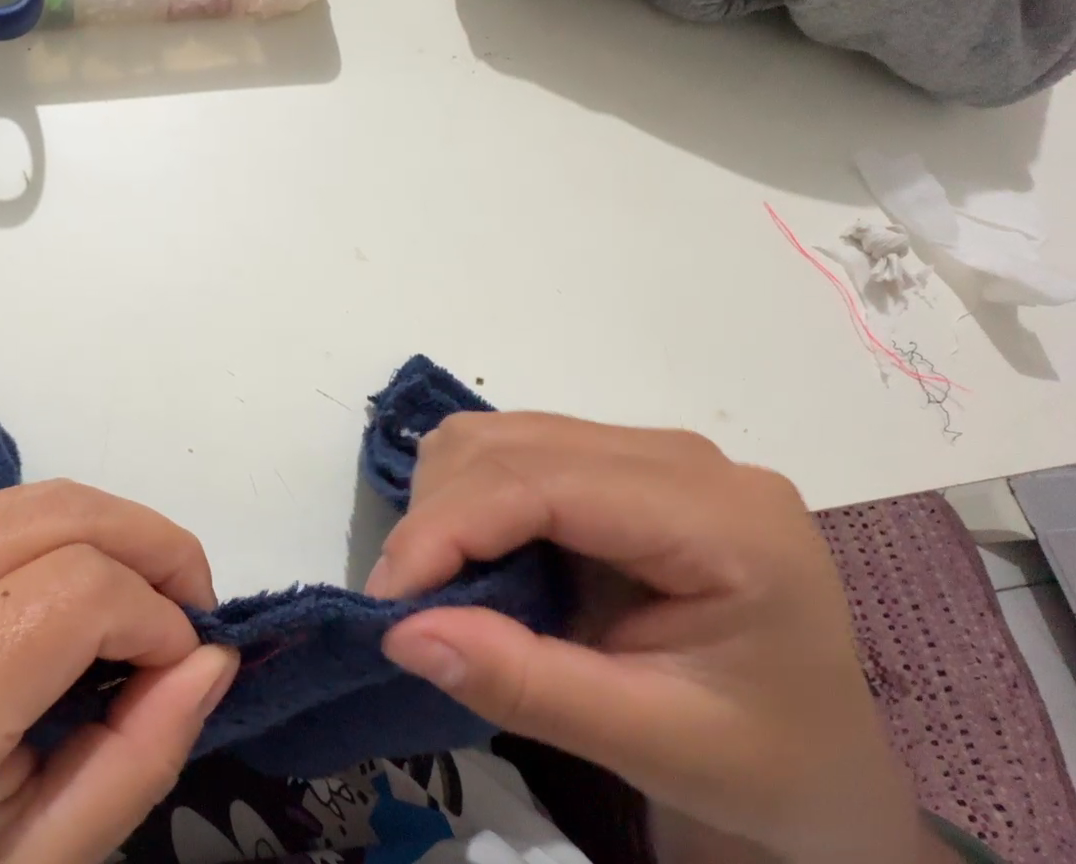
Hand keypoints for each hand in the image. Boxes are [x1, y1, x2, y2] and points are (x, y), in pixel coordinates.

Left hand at [0, 481, 238, 863]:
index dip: (155, 616)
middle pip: (57, 515)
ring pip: (30, 498)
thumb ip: (139, 756)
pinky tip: (80, 587)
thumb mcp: (44, 860)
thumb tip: (211, 655)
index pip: (74, 592)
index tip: (182, 667)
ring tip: (147, 594)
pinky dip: (63, 533)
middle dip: (150, 546)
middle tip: (190, 608)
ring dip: (112, 530)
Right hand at [367, 413, 945, 863]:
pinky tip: (478, 558)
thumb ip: (524, 685)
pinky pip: (503, 452)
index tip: (387, 600)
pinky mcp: (614, 465)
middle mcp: (684, 461)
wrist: (815, 761)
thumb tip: (399, 631)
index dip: (446, 529)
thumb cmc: (757, 764)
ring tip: (444, 585)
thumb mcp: (650, 744)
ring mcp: (648, 454)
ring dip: (442, 505)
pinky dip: (462, 499)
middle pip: (505, 446)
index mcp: (723, 521)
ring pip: (492, 437)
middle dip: (434, 521)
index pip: (542, 483)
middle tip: (409, 606)